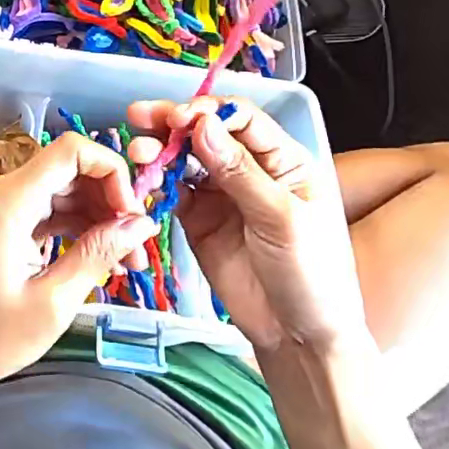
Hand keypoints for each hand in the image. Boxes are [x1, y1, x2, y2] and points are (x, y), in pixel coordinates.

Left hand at [0, 132, 155, 403]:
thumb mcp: (53, 302)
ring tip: (127, 259)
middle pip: (70, 169)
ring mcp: (0, 205)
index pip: (70, 151)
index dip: (111, 170)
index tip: (132, 214)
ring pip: (64, 188)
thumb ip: (98, 253)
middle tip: (137, 245)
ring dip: (98, 216)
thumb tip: (144, 224)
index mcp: (8, 203)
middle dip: (110, 199)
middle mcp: (2, 191)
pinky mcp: (3, 222)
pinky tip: (101, 256)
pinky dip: (77, 226)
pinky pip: (49, 208)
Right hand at [128, 97, 370, 357]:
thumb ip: (240, 173)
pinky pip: (173, 191)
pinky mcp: (198, 218)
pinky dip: (156, 183)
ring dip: (160, 150)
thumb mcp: (281, 220)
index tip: (180, 118)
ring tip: (137, 151)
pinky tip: (143, 181)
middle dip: (173, 121)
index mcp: (282, 160)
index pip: (242, 120)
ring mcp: (221, 193)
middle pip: (207, 132)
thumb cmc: (311, 275)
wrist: (297, 337)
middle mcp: (249, 169)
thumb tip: (203, 126)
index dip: (209, 112)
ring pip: (185, 158)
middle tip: (141, 117)